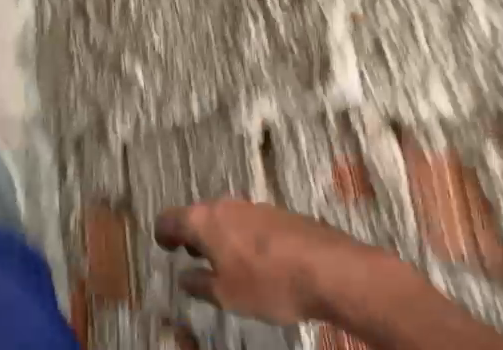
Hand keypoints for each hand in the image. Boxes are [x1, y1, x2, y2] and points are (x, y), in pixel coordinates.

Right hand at [154, 197, 378, 325]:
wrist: (339, 274)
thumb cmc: (271, 284)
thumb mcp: (228, 296)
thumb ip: (200, 285)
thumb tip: (184, 278)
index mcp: (202, 221)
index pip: (169, 220)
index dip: (163, 233)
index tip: (164, 245)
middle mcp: (224, 207)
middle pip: (200, 216)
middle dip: (197, 235)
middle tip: (200, 256)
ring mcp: (258, 208)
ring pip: (232, 219)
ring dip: (228, 236)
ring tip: (238, 261)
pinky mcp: (288, 216)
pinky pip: (260, 226)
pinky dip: (256, 240)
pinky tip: (272, 262)